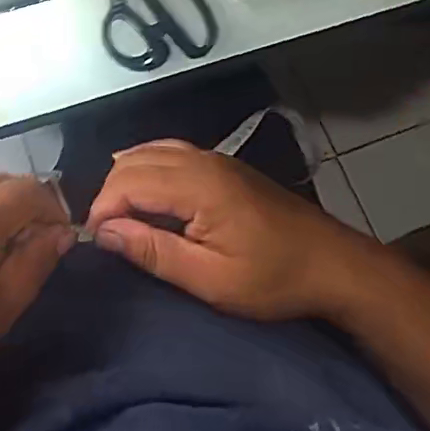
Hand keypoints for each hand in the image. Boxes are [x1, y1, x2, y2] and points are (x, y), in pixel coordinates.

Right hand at [85, 139, 379, 321]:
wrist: (332, 262)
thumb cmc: (273, 277)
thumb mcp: (212, 279)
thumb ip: (154, 252)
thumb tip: (104, 233)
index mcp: (196, 184)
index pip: (126, 182)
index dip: (102, 210)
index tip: (97, 244)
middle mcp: (199, 159)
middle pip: (131, 162)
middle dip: (109, 195)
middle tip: (108, 236)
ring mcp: (211, 157)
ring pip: (146, 151)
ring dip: (124, 180)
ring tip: (120, 218)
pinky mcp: (219, 162)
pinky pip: (165, 151)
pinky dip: (143, 166)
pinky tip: (141, 189)